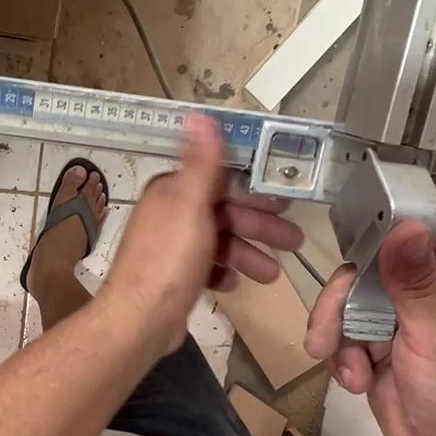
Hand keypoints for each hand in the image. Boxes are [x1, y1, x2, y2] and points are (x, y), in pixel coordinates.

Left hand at [100, 115, 303, 354]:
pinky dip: (223, 273)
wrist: (139, 320)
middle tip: (295, 242)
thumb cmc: (168, 261)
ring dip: (247, 254)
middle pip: (222, 213)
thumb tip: (200, 115)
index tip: (285, 203)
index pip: (219, 182)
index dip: (254, 191)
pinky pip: (205, 268)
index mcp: (171, 192)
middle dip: (259, 226)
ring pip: (217, 243)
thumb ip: (202, 163)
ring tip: (274, 274)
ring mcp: (169, 248)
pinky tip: (235, 284)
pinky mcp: (172, 277)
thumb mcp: (191, 206)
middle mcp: (168, 215)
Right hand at [303, 219, 435, 435]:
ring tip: (345, 370)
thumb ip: (415, 281)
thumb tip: (404, 225)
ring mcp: (394, 319)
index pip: (420, 225)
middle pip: (363, 266)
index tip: (349, 213)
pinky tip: (356, 382)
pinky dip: (339, 360)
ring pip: (343, 302)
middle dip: (338, 299)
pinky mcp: (371, 347)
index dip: (388, 214)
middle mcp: (420, 290)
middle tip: (328, 331)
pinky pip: (338, 336)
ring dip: (334, 335)